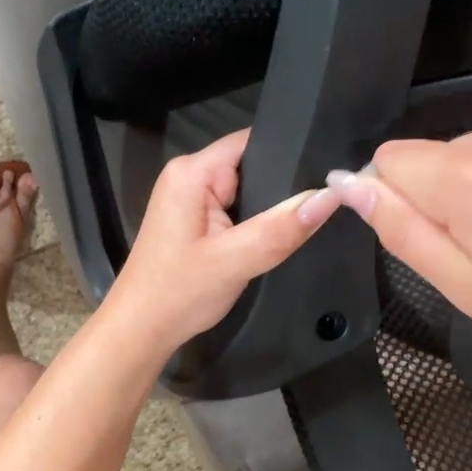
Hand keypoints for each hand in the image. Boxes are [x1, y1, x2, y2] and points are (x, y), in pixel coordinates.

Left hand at [101, 129, 335, 351]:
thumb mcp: (236, 261)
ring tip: (308, 217)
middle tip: (327, 201)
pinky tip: (276, 233)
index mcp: (191, 172)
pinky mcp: (193, 219)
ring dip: (270, 204)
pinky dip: (255, 219)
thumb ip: (282, 227)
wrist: (140, 329)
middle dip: (283, 182)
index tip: (329, 168)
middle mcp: (187, 175)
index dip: (290, 150)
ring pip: (246, 187)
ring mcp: (188, 197)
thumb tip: (331, 194)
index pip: (251, 141)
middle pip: (250, 163)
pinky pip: (235, 206)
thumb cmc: (179, 293)